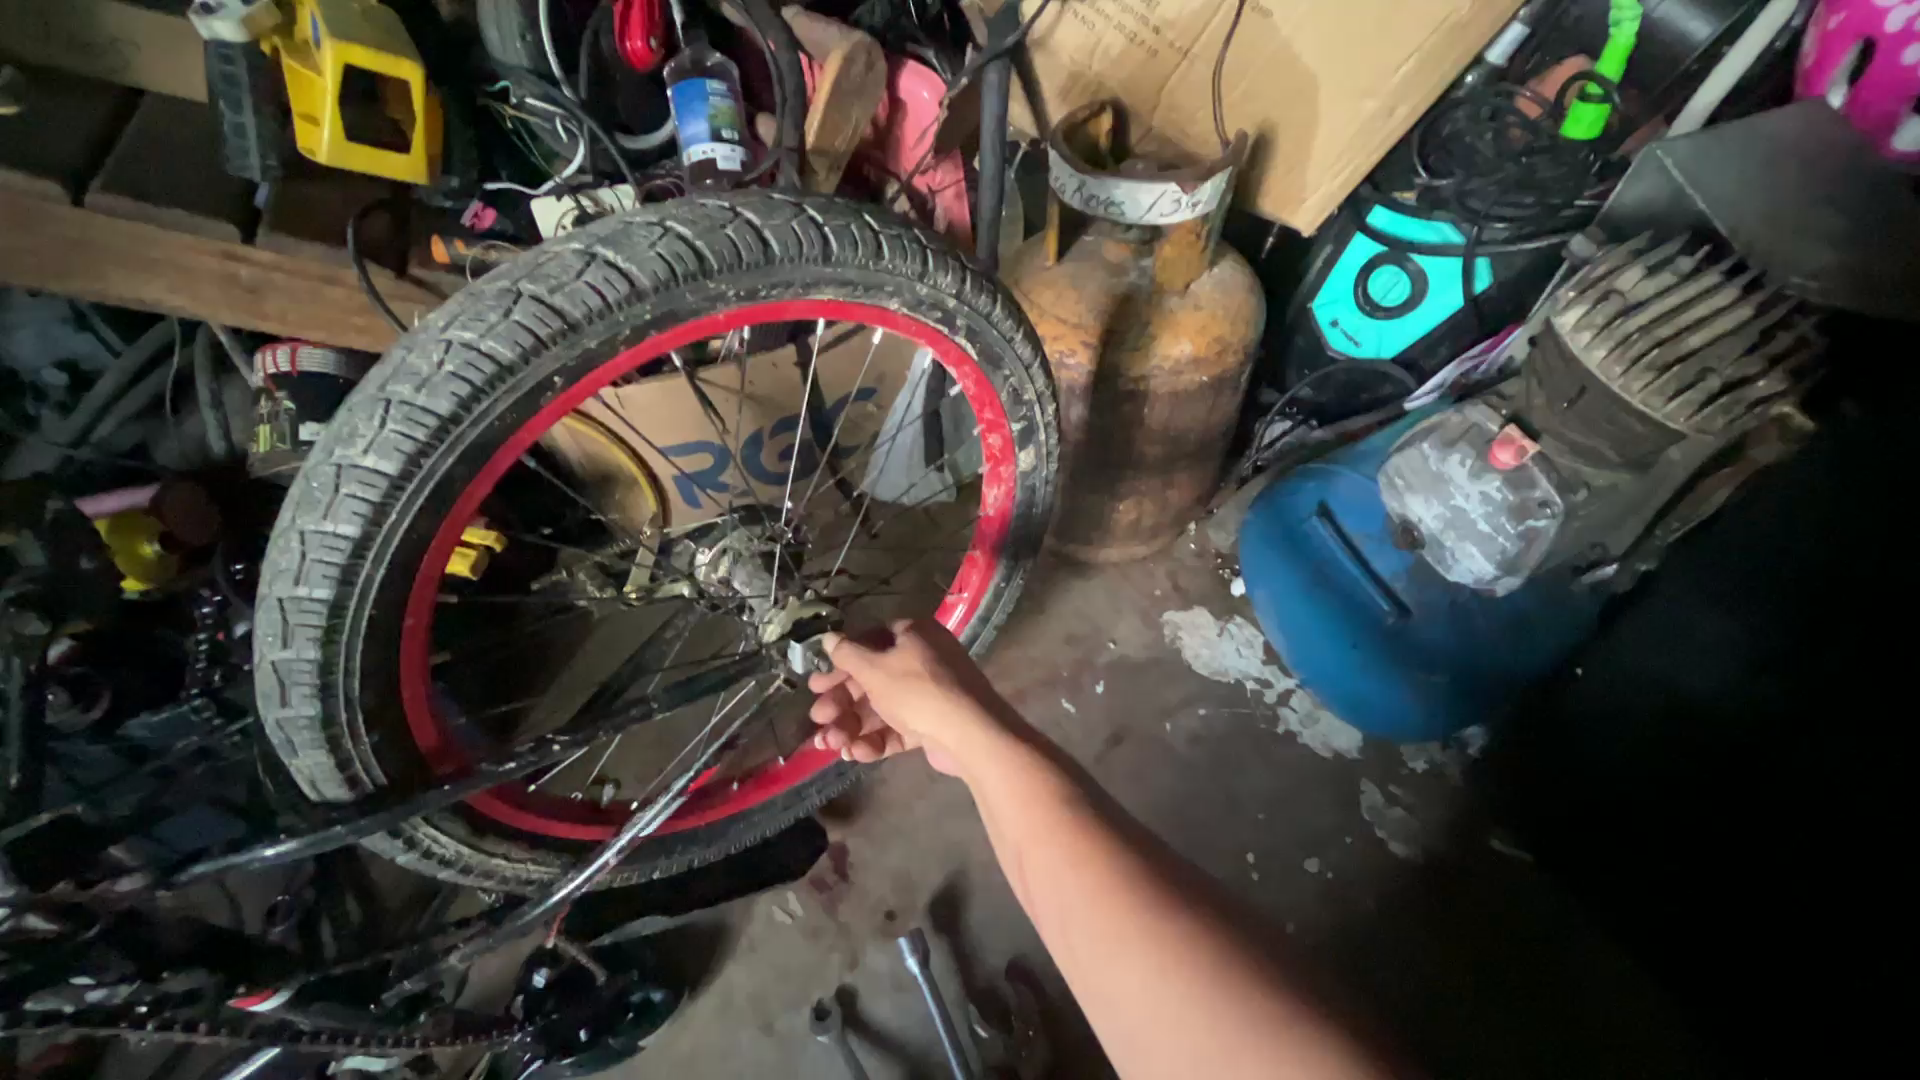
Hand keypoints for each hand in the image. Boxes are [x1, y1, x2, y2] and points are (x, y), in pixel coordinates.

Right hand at [806, 619, 1014, 776]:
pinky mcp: (932, 725)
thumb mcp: (876, 669)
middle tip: (818, 718)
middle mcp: (923, 660)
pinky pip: (898, 728)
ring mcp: (930, 694)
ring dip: (853, 725)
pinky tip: (853, 754)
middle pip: (872, 679)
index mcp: (914, 635)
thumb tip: (828, 636)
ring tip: (830, 744)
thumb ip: (847, 654)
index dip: (840, 664)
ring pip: (882, 708)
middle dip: (842, 702)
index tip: (816, 685)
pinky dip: (875, 739)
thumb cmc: (918, 691)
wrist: (970, 734)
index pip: (869, 642)